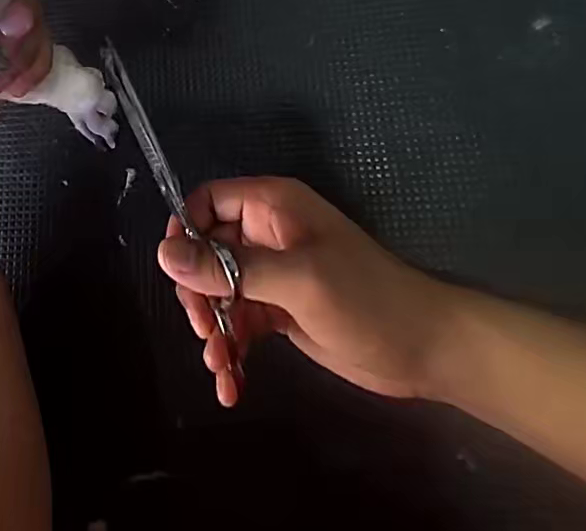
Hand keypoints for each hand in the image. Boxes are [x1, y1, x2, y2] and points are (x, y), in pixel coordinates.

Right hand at [157, 176, 461, 407]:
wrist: (421, 346)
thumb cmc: (364, 298)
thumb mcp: (296, 280)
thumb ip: (230, 268)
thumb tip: (165, 253)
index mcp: (273, 206)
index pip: (209, 201)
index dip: (188, 233)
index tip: (180, 275)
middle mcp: (268, 234)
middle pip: (207, 251)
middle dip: (199, 292)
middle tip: (205, 329)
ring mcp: (274, 274)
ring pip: (219, 293)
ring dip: (212, 330)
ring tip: (222, 366)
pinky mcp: (279, 310)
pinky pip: (239, 323)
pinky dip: (231, 351)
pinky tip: (233, 384)